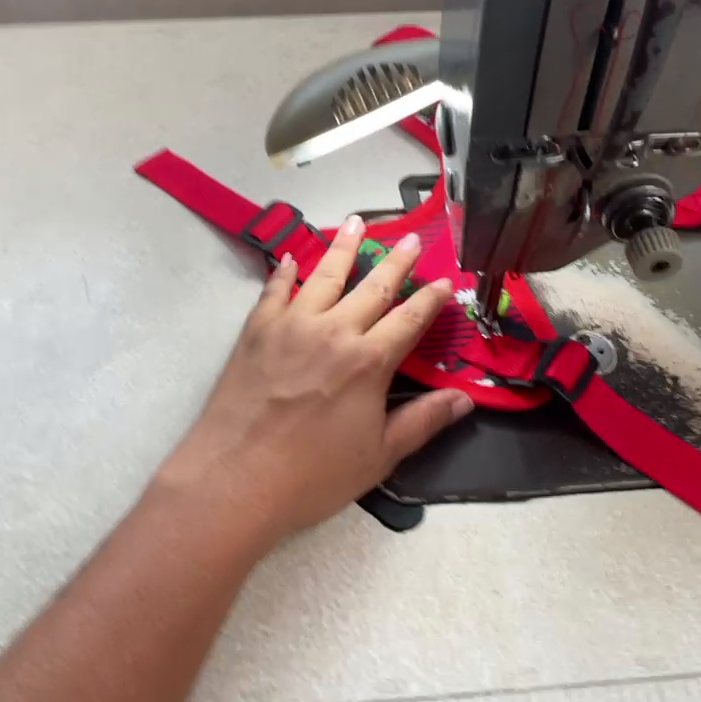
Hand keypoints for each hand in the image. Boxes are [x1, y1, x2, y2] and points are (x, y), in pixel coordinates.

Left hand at [158, 215, 473, 547]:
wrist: (235, 479)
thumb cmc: (312, 476)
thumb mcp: (379, 457)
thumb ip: (422, 421)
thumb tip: (465, 399)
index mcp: (368, 361)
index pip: (410, 319)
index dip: (431, 299)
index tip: (446, 280)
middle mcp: (333, 331)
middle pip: (372, 287)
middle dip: (395, 262)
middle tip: (411, 240)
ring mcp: (290, 325)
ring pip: (323, 275)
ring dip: (342, 247)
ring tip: (355, 222)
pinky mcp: (256, 331)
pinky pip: (274, 291)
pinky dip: (284, 272)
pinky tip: (289, 258)